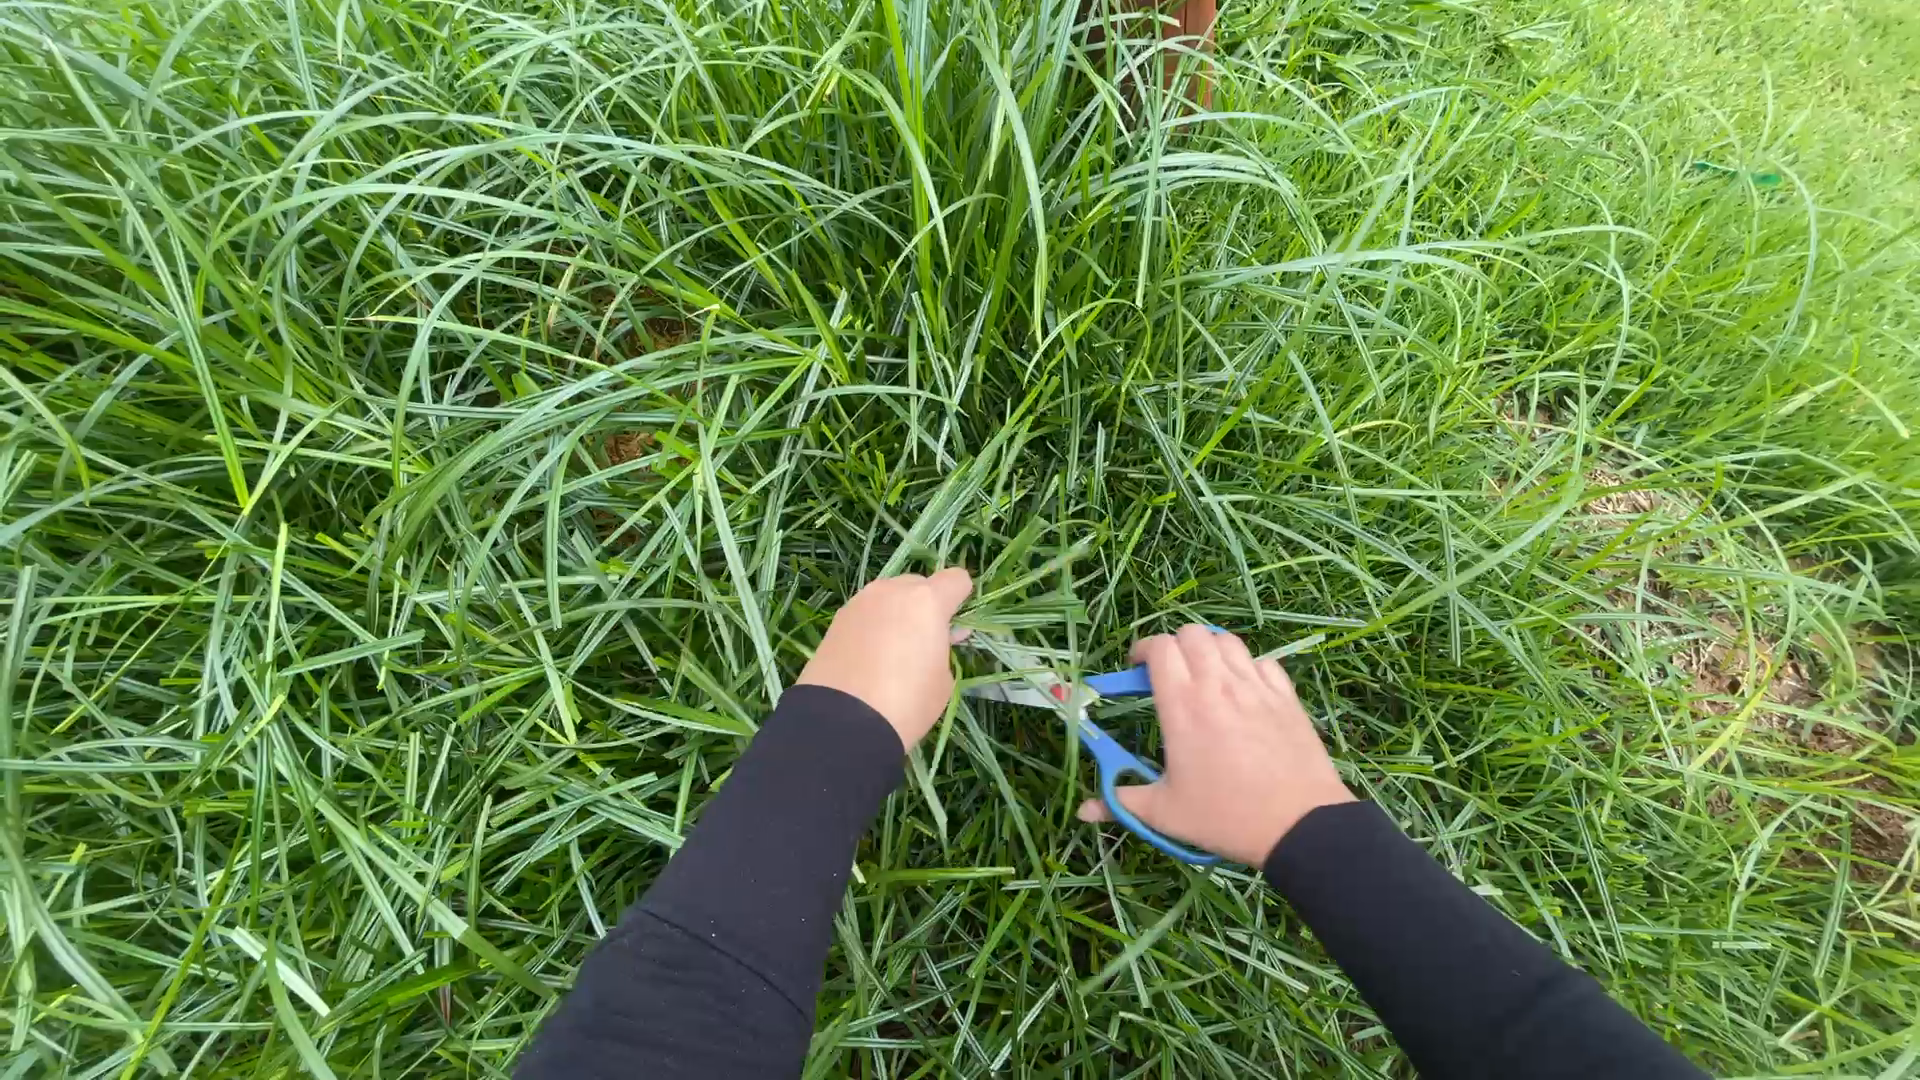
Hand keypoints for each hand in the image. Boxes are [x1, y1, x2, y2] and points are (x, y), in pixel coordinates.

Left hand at [796, 568, 972, 750]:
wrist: (843, 723)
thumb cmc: (907, 702)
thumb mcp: (942, 679)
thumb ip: (944, 648)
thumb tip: (941, 636)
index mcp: (927, 601)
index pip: (956, 579)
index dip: (961, 598)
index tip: (955, 624)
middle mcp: (892, 591)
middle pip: (919, 585)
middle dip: (926, 606)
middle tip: (924, 642)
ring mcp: (860, 603)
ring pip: (889, 598)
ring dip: (897, 614)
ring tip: (893, 653)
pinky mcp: (836, 620)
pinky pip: (866, 614)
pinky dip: (873, 627)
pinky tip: (868, 659)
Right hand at [1078, 624, 1353, 863]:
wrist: (1301, 827)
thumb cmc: (1226, 816)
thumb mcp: (1166, 812)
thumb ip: (1121, 801)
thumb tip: (1084, 810)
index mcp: (1182, 705)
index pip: (1159, 648)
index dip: (1143, 650)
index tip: (1136, 670)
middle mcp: (1217, 685)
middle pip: (1191, 634)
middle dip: (1174, 646)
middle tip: (1169, 673)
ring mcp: (1256, 687)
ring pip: (1227, 640)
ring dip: (1209, 650)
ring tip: (1204, 675)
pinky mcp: (1286, 697)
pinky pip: (1263, 661)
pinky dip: (1247, 666)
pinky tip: (1243, 690)